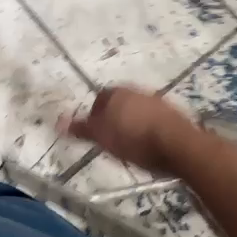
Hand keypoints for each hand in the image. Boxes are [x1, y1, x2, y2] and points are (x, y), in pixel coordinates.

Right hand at [60, 86, 201, 173]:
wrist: (179, 145)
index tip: (99, 133)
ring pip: (140, 110)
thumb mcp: (102, 137)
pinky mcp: (176, 115)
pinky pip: (158, 120)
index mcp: (115, 93)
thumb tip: (57, 122)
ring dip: (136, 123)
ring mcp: (158, 101)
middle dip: (117, 117)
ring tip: (136, 144)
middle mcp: (136, 91)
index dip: (97, 115)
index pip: (99, 98)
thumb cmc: (134, 139)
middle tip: (116, 138)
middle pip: (121, 103)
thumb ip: (81, 129)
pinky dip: (153, 129)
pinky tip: (154, 145)